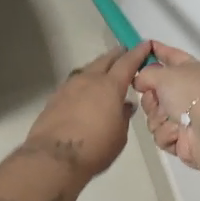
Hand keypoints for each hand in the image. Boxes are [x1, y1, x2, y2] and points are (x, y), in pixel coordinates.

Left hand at [19, 42, 152, 179]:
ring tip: (105, 73)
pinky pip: (75, 81)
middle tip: (125, 54)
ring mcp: (70, 85)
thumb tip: (124, 104)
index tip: (145, 44)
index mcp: (109, 86)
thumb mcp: (119, 135)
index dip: (138, 53)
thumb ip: (123, 115)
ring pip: (88, 69)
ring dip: (99, 68)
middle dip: (117, 55)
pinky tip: (85, 91)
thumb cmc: (95, 148)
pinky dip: (84, 81)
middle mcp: (89, 79)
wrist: (54, 156)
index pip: (127, 63)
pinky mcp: (56, 96)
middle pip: (105, 60)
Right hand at [132, 42, 199, 171]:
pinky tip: (177, 133)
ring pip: (154, 114)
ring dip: (159, 117)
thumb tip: (140, 81)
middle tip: (156, 98)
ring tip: (171, 119)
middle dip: (151, 97)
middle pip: (154, 90)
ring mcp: (184, 115)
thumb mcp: (163, 75)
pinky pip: (160, 132)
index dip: (156, 50)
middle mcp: (186, 90)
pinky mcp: (181, 137)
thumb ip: (145, 73)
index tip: (143, 46)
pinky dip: (167, 132)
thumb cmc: (189, 94)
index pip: (169, 55)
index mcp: (189, 69)